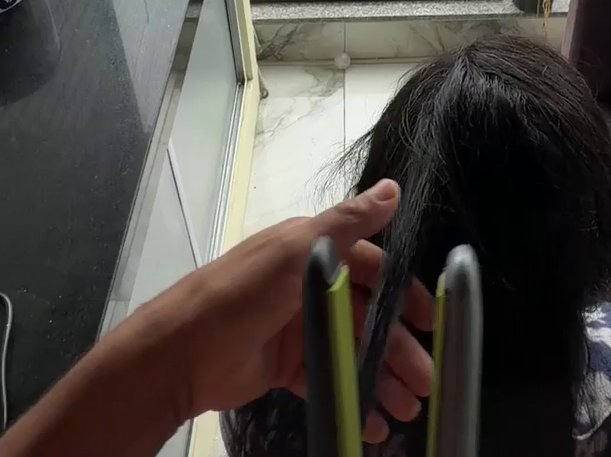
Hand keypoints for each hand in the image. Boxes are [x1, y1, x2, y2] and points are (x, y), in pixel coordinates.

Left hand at [147, 179, 435, 441]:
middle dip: (397, 347)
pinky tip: (372, 422)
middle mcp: (310, 283)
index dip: (402, 294)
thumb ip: (348, 222)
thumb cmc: (244, 293)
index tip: (429, 323)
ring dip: (381, 376)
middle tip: (424, 383)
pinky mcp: (286, 364)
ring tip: (406, 410)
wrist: (180, 351)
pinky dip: (351, 397)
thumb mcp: (297, 249)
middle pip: (366, 315)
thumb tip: (392, 188)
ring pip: (352, 350)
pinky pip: (329, 379)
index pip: (373, 267)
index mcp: (314, 249)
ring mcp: (299, 325)